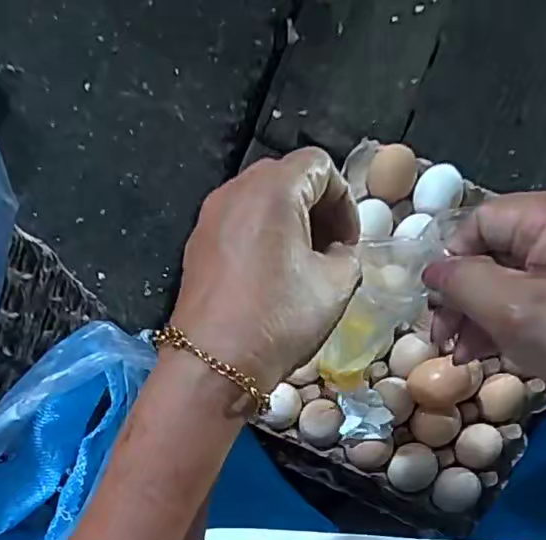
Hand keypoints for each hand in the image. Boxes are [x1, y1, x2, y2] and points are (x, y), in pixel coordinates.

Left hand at [170, 148, 360, 387]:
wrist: (211, 366)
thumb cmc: (276, 321)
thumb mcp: (335, 287)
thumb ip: (347, 256)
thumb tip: (337, 253)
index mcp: (271, 189)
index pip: (319, 166)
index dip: (344, 202)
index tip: (349, 243)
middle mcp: (233, 193)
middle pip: (285, 181)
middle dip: (315, 211)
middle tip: (330, 253)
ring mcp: (208, 222)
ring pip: (257, 207)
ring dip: (287, 229)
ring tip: (301, 271)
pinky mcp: (195, 252)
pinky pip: (236, 232)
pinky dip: (259, 244)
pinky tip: (269, 284)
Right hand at [422, 189, 545, 412]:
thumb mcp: (509, 309)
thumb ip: (462, 282)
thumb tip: (432, 271)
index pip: (483, 221)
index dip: (452, 262)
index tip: (436, 307)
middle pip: (494, 250)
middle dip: (462, 297)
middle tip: (442, 337)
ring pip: (508, 277)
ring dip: (477, 315)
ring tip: (461, 353)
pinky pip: (530, 295)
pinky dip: (502, 321)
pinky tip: (485, 351)